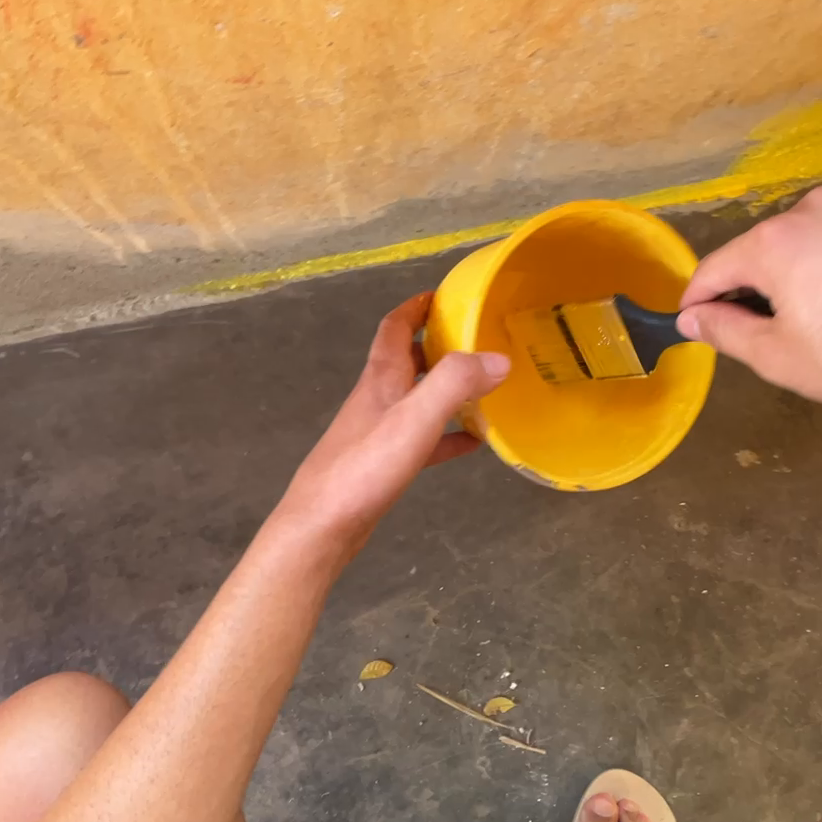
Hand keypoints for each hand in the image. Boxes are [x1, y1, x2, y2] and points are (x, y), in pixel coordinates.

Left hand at [272, 292, 509, 551]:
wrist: (322, 526)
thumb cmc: (365, 467)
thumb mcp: (414, 419)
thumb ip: (455, 383)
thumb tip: (498, 358)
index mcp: (380, 378)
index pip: (394, 327)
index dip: (415, 306)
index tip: (442, 295)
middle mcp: (376, 399)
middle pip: (406, 360)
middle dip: (437, 345)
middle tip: (476, 342)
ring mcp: (377, 433)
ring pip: (415, 400)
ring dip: (444, 391)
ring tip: (484, 390)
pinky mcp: (382, 465)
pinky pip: (421, 440)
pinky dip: (446, 436)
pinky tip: (472, 444)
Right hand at [677, 183, 821, 454]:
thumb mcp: (779, 359)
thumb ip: (724, 331)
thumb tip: (693, 317)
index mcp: (778, 241)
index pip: (716, 267)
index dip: (699, 300)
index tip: (695, 323)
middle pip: (770, 246)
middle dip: (762, 284)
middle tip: (779, 331)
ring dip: (813, 269)